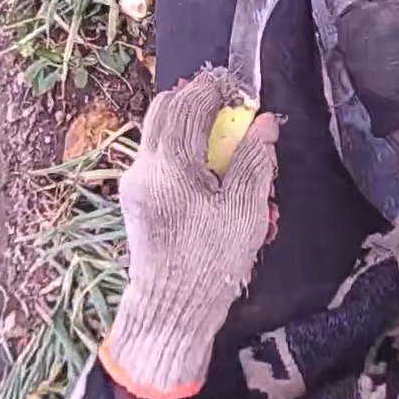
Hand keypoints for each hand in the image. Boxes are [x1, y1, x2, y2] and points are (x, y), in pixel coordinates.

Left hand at [99, 69, 279, 398]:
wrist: (170, 308)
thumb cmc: (212, 260)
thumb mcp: (245, 209)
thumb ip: (254, 159)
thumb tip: (264, 122)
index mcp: (170, 164)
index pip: (187, 104)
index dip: (215, 90)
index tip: (239, 93)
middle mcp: (144, 165)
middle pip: (164, 109)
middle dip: (196, 101)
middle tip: (228, 112)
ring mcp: (134, 181)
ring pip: (158, 131)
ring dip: (187, 124)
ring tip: (220, 142)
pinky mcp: (134, 197)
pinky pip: (156, 154)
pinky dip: (179, 147)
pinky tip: (204, 169)